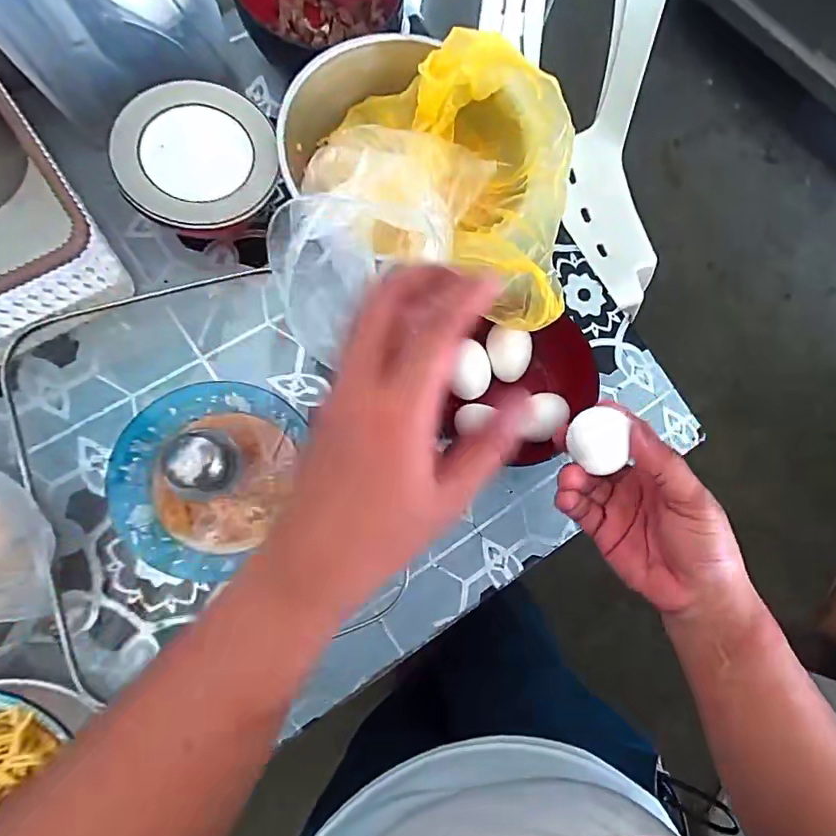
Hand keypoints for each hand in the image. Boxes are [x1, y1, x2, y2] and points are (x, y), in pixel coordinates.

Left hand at [263, 267, 526, 613]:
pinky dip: (389, 320)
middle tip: (466, 277)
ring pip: (366, 314)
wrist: (310, 560)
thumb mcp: (449, 499)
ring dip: (405, 293)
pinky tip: (415, 341)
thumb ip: (488, 445)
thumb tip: (525, 402)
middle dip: (428, 275)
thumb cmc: (384, 538)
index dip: (467, 295)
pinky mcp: (328, 398)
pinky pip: (359, 339)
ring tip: (445, 297)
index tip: (496, 278)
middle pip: (386, 300)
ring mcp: (337, 387)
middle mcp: (360, 384)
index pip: (435, 330)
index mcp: (398, 409)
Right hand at [554, 407, 749, 617]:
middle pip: (599, 456)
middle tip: (567, 439)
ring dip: (573, 475)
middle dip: (580, 446)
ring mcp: (616, 507)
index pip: (629, 437)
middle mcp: (633, 484)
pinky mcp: (602, 531)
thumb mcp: (692, 498)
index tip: (593, 413)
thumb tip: (637, 432)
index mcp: (658, 469)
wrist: (699, 594)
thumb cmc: (708, 546)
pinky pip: (580, 510)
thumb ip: (663, 463)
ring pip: (585, 482)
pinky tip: (566, 497)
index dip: (609, 423)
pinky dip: (568, 501)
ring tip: (570, 478)